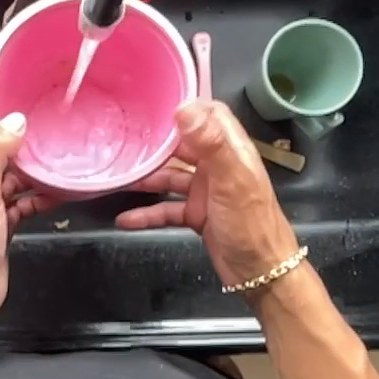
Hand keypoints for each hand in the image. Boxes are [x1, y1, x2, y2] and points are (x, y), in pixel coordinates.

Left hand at [0, 111, 54, 316]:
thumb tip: (13, 121)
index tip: (12, 93)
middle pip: (1, 150)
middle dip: (21, 136)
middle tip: (46, 125)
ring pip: (16, 176)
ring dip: (36, 168)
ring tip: (58, 159)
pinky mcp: (5, 223)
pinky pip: (26, 202)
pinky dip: (41, 196)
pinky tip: (56, 195)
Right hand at [115, 99, 300, 289]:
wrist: (261, 273)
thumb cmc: (250, 225)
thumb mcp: (230, 181)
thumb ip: (210, 144)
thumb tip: (184, 108)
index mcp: (230, 152)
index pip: (210, 116)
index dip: (186, 108)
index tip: (154, 104)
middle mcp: (217, 167)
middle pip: (182, 147)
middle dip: (155, 145)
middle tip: (123, 141)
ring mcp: (205, 192)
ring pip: (169, 178)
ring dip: (146, 180)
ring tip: (117, 179)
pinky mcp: (196, 215)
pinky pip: (166, 209)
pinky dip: (147, 213)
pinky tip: (125, 218)